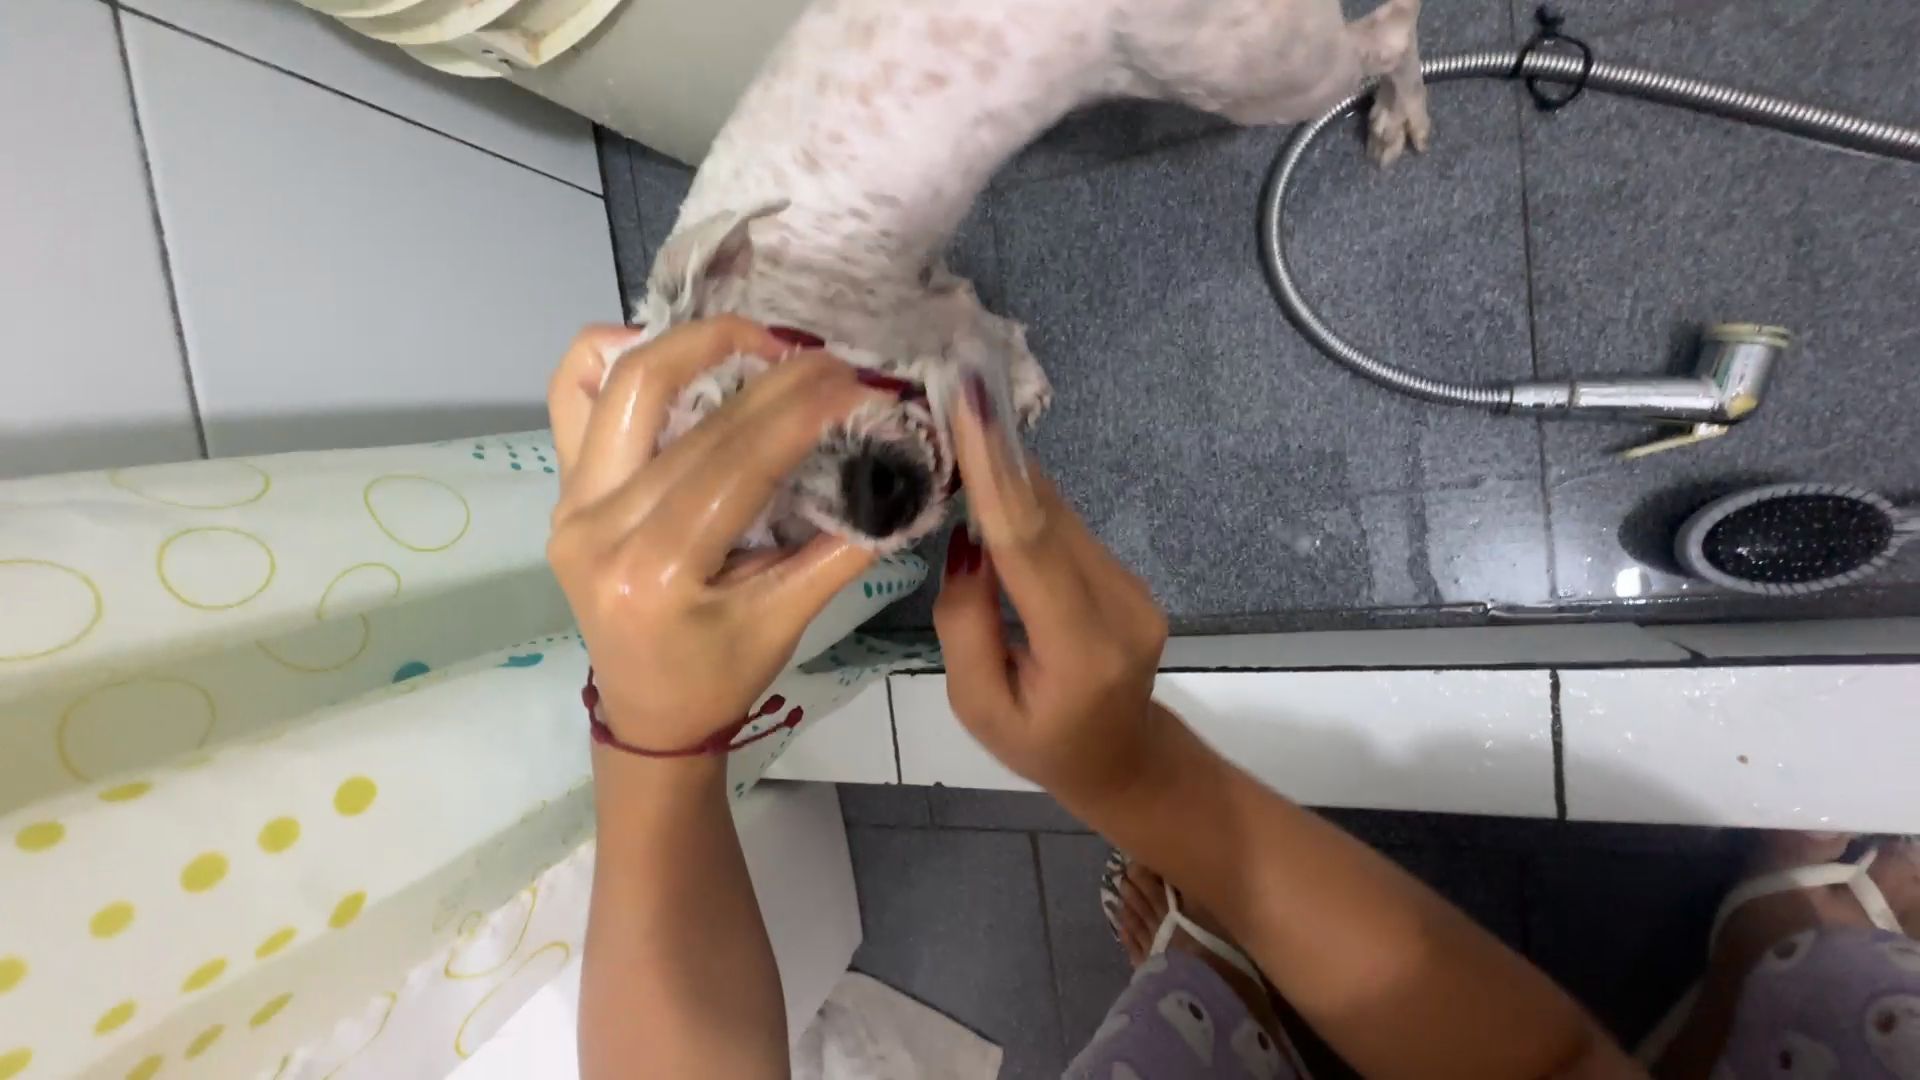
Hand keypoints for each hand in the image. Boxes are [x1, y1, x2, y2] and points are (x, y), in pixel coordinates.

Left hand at [546, 319, 886, 753]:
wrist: (647, 712)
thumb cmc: (720, 676)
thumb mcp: (789, 619)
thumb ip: (843, 548)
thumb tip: (899, 478)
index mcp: (656, 571)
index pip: (738, 464)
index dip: (803, 412)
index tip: (860, 383)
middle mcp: (597, 527)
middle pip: (688, 415)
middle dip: (771, 374)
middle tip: (829, 361)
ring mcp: (569, 502)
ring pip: (623, 384)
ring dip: (697, 344)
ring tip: (761, 340)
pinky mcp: (562, 490)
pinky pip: (571, 395)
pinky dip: (616, 355)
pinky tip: (671, 351)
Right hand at [931, 387, 1169, 803]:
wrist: (1123, 760)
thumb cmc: (1040, 747)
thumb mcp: (977, 705)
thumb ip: (965, 621)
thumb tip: (968, 542)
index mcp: (1081, 650)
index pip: (1029, 548)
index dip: (998, 476)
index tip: (972, 413)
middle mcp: (1121, 608)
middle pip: (1048, 519)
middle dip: (999, 460)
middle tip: (953, 401)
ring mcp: (1135, 591)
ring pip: (1061, 518)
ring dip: (1012, 478)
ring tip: (965, 434)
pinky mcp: (1132, 580)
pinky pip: (1071, 532)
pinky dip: (1030, 507)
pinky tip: (997, 489)